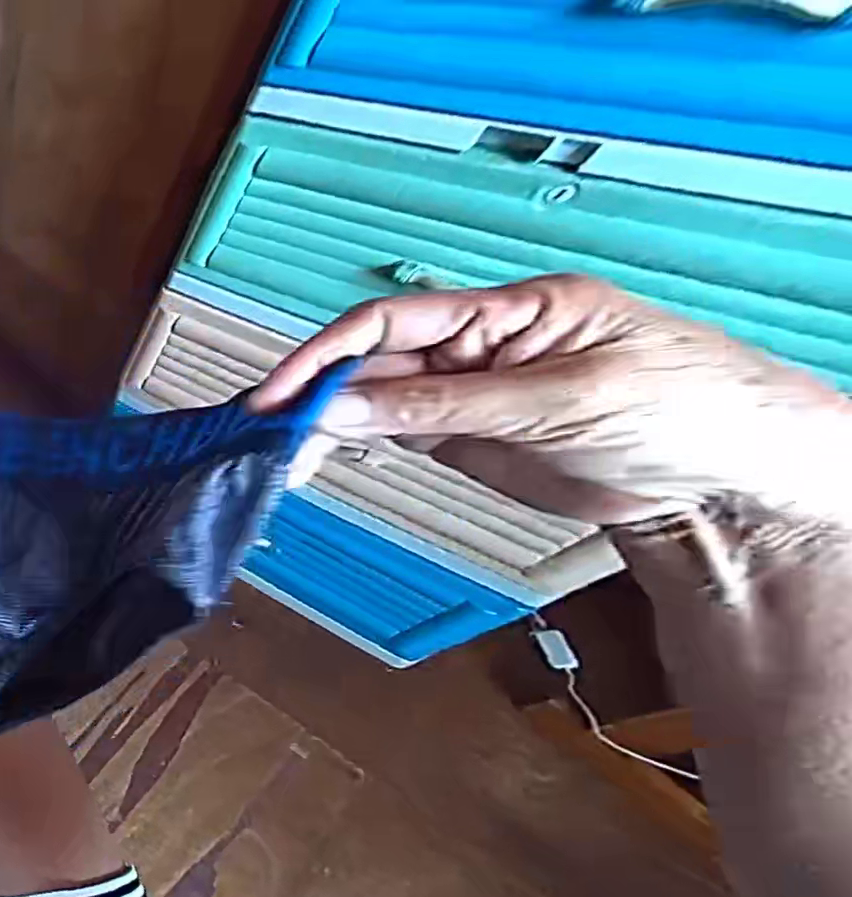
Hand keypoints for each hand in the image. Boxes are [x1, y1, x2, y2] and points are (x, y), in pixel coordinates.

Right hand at [253, 275, 851, 524]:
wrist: (726, 482)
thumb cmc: (688, 412)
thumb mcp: (557, 401)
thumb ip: (439, 405)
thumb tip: (342, 409)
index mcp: (506, 314)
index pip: (388, 322)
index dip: (323, 355)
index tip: (280, 392)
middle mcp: (468, 348)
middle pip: (364, 365)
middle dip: (311, 397)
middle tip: (270, 431)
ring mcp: (454, 393)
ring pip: (362, 404)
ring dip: (319, 428)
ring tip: (287, 457)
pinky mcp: (447, 434)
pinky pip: (378, 433)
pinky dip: (341, 447)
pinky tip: (315, 460)